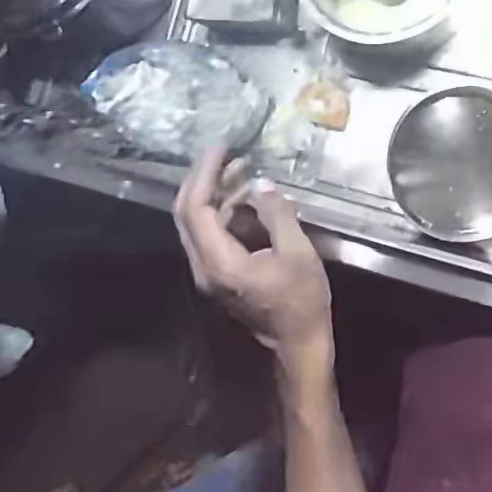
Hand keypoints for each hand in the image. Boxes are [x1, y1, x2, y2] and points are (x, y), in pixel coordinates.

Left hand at [174, 146, 331, 368]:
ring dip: (218, 197)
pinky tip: (252, 203)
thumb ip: (278, 216)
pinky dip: (228, 214)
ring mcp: (210, 274)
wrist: (298, 343)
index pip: (196, 208)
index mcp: (219, 261)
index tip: (222, 148)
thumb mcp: (298, 253)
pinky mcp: (221, 276)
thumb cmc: (302, 300)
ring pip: (200, 225)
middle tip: (228, 154)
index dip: (205, 174)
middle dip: (205, 180)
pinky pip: (214, 237)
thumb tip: (262, 184)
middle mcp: (204, 266)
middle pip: (188, 214)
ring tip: (245, 173)